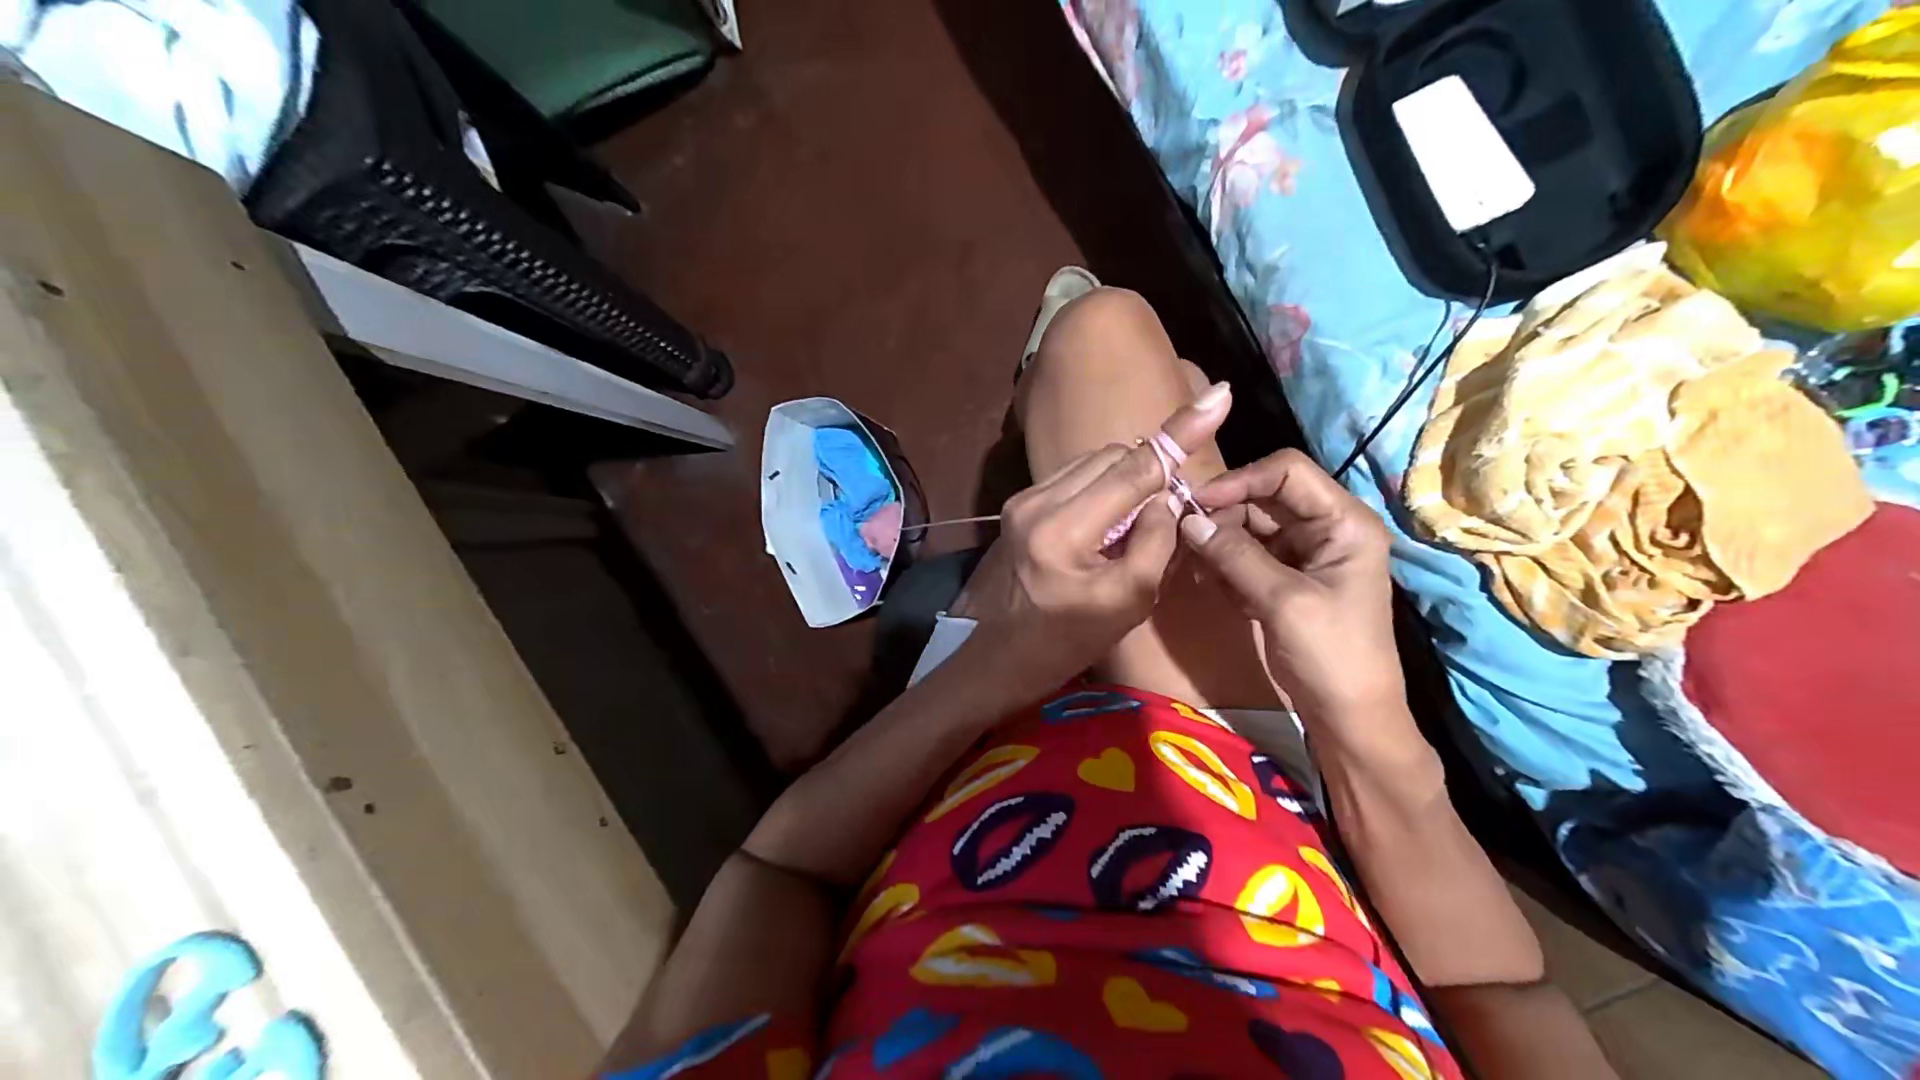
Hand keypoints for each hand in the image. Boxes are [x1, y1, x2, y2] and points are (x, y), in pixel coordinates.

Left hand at [958, 385, 1232, 692]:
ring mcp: (1023, 498)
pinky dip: (1101, 489)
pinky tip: (1104, 523)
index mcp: (1062, 531)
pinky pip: (1074, 477)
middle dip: (1148, 474)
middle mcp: (1036, 502)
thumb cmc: (1068, 641)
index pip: (1133, 470)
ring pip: (1094, 462)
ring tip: (1129, 527)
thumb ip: (1156, 542)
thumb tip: (1167, 495)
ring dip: (1124, 481)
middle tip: (1163, 514)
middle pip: (1114, 457)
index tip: (1219, 397)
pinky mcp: (1019, 502)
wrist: (1003, 654)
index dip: (1179, 435)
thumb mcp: (1128, 602)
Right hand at [1180, 449, 1405, 728]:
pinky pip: (1247, 554)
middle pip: (1263, 497)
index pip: (1287, 472)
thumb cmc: (1331, 654)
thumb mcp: (1283, 600)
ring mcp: (1305, 553)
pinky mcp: (1286, 576)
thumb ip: (1235, 556)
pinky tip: (1216, 587)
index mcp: (1344, 522)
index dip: (1240, 480)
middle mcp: (1326, 527)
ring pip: (1249, 526)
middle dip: (1223, 515)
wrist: (1349, 714)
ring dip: (1220, 543)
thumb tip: (1186, 520)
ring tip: (1197, 569)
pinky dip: (1226, 565)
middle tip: (1185, 539)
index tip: (1196, 503)